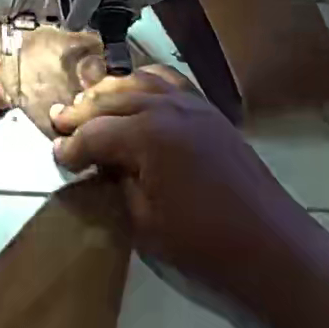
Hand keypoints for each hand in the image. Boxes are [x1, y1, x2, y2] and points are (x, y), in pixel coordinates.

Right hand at [49, 66, 286, 291]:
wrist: (272, 247)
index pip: (95, 133)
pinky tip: (135, 89)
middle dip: (81, 111)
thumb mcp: (145, 222)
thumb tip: (100, 164)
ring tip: (89, 101)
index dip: (71, 145)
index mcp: (147, 135)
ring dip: (109, 91)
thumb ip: (116, 183)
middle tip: (60, 120)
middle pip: (110, 99)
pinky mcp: (206, 108)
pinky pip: (167, 79)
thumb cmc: (205, 243)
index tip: (57, 153)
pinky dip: (144, 80)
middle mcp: (165, 107)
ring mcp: (189, 102)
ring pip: (136, 81)